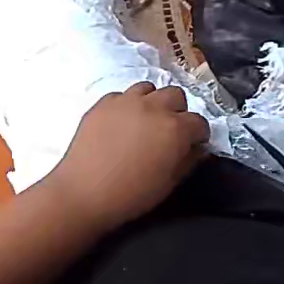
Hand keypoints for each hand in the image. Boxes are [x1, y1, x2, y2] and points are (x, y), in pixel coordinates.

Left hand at [44, 82, 209, 227]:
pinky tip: (123, 123)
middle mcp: (154, 107)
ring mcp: (126, 101)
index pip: (199, 122)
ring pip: (149, 89)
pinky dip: (128, 105)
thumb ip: (188, 162)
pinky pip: (122, 95)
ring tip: (147, 121)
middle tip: (171, 131)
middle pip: (176, 96)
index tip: (194, 145)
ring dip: (154, 102)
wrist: (84, 193)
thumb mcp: (169, 183)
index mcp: (176, 128)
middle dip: (178, 111)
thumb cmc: (132, 195)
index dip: (199, 135)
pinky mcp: (103, 103)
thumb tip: (198, 150)